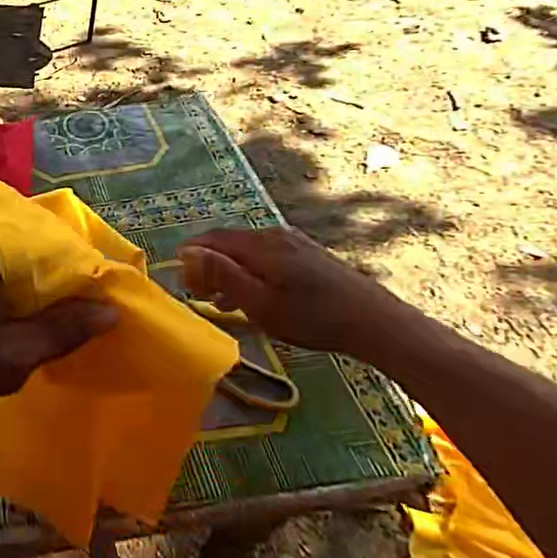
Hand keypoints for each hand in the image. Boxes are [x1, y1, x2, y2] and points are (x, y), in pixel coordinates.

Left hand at [0, 228, 118, 419]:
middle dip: (63, 276)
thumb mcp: (10, 358)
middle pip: (36, 243)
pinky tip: (25, 310)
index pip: (55, 242)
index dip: (85, 272)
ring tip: (60, 315)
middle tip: (85, 313)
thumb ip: (62, 330)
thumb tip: (111, 311)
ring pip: (17, 253)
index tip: (104, 304)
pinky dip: (16, 282)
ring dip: (40, 281)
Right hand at [180, 226, 411, 353]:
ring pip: (248, 251)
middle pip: (229, 242)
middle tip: (199, 294)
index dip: (191, 256)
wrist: (375, 322)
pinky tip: (253, 295)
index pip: (211, 239)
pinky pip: (266, 256)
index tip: (181, 281)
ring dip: (230, 271)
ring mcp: (294, 242)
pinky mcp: (307, 254)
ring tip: (221, 300)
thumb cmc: (312, 317)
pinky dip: (250, 272)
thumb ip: (222, 275)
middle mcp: (274, 235)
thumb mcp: (260, 302)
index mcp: (259, 244)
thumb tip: (186, 251)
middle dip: (209, 264)